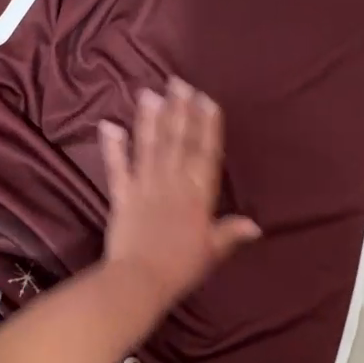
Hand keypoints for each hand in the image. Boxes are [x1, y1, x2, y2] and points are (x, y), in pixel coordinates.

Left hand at [99, 78, 259, 304]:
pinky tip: (108, 125)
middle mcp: (172, 183)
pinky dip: (112, 146)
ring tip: (151, 93)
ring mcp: (145, 186)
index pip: (204, 153)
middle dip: (180, 111)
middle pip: (177, 141)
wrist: (140, 280)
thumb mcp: (212, 251)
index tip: (206, 100)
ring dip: (150, 119)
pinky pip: (116, 167)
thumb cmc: (181, 268)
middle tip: (179, 82)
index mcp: (197, 195)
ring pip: (149, 146)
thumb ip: (230, 233)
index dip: (206, 126)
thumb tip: (256, 225)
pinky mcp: (121, 196)